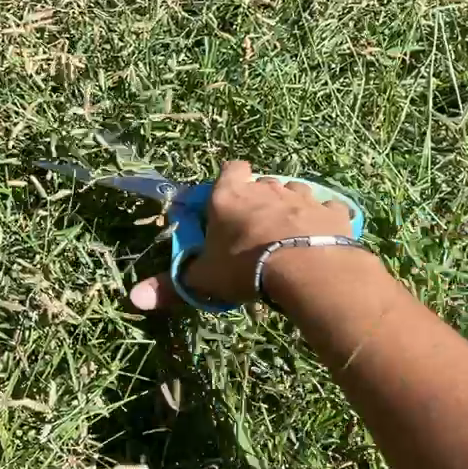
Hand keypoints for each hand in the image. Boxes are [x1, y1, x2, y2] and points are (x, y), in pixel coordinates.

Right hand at [129, 160, 355, 310]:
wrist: (308, 269)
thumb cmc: (246, 267)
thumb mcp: (204, 278)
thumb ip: (172, 286)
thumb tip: (134, 298)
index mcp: (229, 197)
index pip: (231, 169)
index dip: (231, 180)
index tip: (229, 198)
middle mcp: (266, 188)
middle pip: (262, 182)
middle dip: (260, 197)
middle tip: (255, 225)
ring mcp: (303, 197)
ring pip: (296, 191)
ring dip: (292, 207)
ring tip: (288, 233)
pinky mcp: (334, 212)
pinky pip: (329, 209)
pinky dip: (324, 220)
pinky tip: (321, 238)